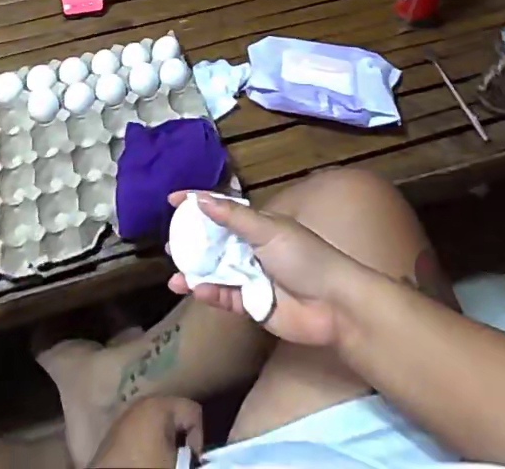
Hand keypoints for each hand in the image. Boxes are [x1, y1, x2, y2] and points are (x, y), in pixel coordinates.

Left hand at [88, 395, 201, 468]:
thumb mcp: (176, 464)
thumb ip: (191, 457)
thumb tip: (194, 456)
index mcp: (159, 406)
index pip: (193, 410)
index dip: (198, 437)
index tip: (191, 459)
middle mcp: (141, 402)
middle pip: (173, 413)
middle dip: (180, 438)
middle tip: (178, 461)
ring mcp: (126, 415)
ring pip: (156, 422)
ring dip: (163, 441)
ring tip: (161, 461)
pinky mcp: (114, 430)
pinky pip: (139, 430)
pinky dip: (147, 443)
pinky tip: (144, 461)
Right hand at [166, 191, 364, 346]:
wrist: (336, 306)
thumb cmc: (305, 257)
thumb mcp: (268, 230)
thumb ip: (233, 217)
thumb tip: (200, 199)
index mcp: (257, 226)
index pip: (222, 209)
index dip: (198, 203)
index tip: (172, 200)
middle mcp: (251, 249)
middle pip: (214, 243)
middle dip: (191, 242)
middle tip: (168, 243)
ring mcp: (251, 278)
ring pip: (215, 272)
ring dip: (194, 272)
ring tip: (173, 275)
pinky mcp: (252, 306)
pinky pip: (225, 297)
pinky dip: (208, 293)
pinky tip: (193, 290)